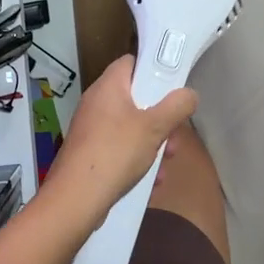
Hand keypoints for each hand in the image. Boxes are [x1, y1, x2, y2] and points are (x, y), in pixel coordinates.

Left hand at [41, 55, 196, 222]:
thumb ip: (177, 106)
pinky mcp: (89, 154)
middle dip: (160, 116)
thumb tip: (189, 94)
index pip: (132, 62)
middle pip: (136, 97)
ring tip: (166, 163)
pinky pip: (119, 147)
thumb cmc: (115, 153)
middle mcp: (97, 102)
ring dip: (152, 142)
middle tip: (175, 134)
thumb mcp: (155, 127)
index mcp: (109, 86)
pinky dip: (136, 158)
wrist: (74, 202)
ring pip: (130, 126)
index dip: (153, 69)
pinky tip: (151, 181)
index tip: (173, 85)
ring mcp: (91, 129)